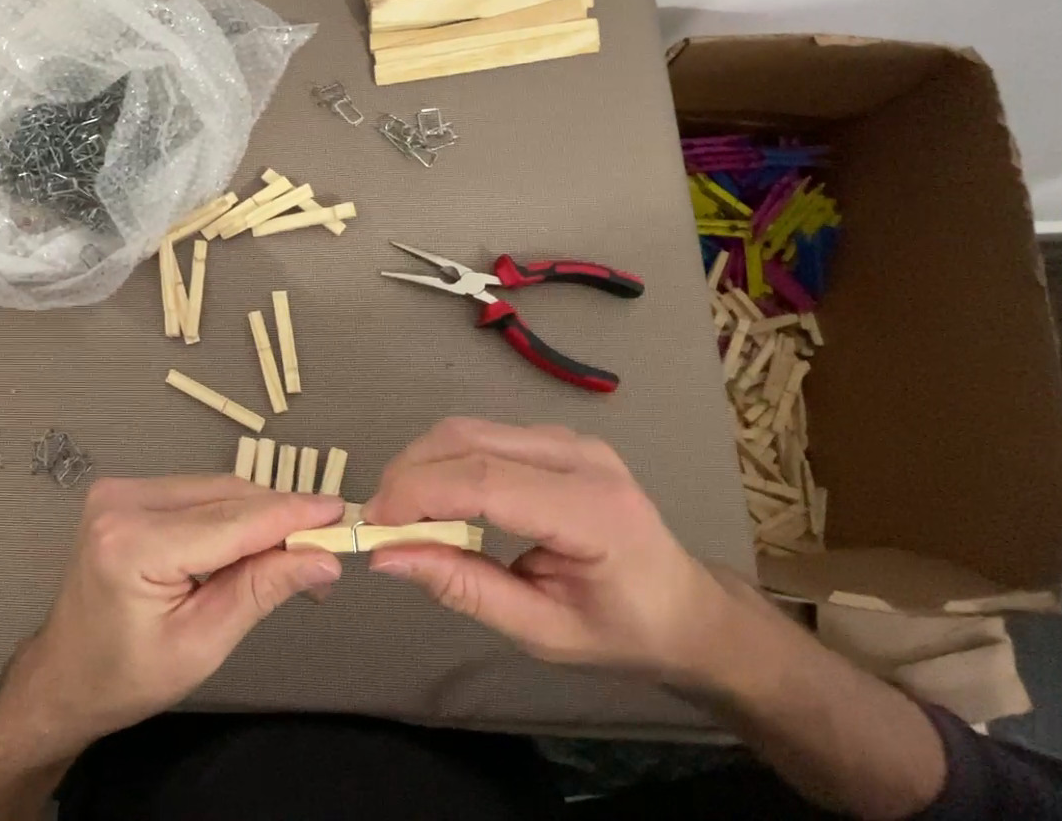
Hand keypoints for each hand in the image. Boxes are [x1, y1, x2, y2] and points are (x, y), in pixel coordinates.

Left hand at [0, 476, 345, 762]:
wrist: (65, 674)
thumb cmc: (127, 676)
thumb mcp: (202, 643)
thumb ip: (261, 590)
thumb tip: (323, 557)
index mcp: (133, 543)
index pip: (232, 520)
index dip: (292, 514)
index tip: (343, 514)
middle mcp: (122, 501)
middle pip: (225, 496)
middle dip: (280, 518)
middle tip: (326, 551)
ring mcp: (119, 491)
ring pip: (213, 489)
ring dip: (257, 516)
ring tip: (294, 555)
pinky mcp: (123, 493)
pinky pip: (193, 494)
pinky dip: (228, 515)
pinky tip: (251, 544)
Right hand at [364, 418, 738, 682]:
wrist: (688, 610)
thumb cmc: (623, 631)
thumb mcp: (542, 632)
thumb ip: (464, 589)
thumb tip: (386, 557)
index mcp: (593, 512)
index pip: (484, 480)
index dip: (417, 495)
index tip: (373, 526)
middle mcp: (581, 458)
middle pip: (466, 440)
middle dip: (407, 475)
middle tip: (379, 522)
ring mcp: (570, 440)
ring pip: (467, 429)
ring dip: (420, 464)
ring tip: (402, 512)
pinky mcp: (555, 438)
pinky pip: (481, 434)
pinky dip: (443, 460)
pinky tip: (437, 497)